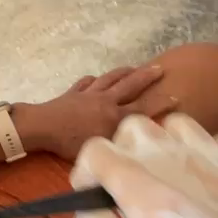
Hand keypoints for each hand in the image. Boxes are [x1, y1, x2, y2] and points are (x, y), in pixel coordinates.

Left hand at [16, 65, 172, 159]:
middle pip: (129, 86)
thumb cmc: (71, 143)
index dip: (160, 104)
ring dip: (122, 72)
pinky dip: (92, 80)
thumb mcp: (102, 150)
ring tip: (133, 67)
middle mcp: (105, 101)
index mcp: (114, 117)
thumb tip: (136, 148)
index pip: (143, 109)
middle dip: (145, 77)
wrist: (42, 126)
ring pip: (109, 79)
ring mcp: (87, 94)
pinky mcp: (72, 92)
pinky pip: (85, 83)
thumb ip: (120, 145)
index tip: (175, 97)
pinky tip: (94, 78)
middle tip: (159, 68)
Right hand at [66, 114, 217, 217]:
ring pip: (181, 126)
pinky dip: (210, 153)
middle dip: (120, 154)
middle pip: (136, 128)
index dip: (85, 174)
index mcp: (150, 196)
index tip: (92, 204)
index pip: (98, 151)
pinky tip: (207, 183)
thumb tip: (84, 208)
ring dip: (163, 148)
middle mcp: (187, 171)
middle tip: (125, 195)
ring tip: (164, 184)